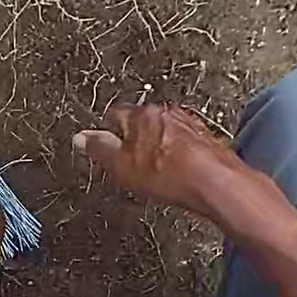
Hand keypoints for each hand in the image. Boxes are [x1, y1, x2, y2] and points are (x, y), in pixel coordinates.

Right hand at [72, 104, 251, 219]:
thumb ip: (100, 149)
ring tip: (156, 175)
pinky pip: (182, 147)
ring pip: (163, 134)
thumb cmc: (171, 174)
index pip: (114, 116)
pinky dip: (177, 158)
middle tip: (131, 167)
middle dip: (135, 142)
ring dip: (157, 150)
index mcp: (141, 114)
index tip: (106, 150)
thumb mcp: (121, 166)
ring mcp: (188, 125)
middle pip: (141, 124)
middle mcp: (165, 113)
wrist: (215, 183)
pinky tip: (177, 176)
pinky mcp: (205, 140)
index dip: (108, 135)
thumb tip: (81, 138)